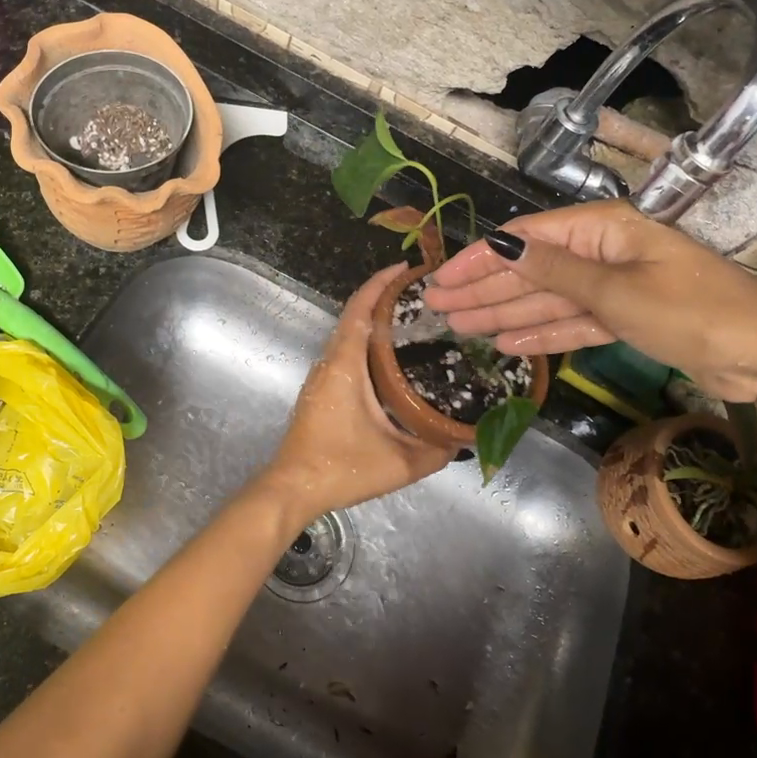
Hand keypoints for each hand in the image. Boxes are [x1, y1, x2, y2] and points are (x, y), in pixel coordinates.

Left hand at [259, 263, 455, 519]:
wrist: (293, 488)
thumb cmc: (341, 468)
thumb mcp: (398, 463)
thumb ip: (435, 450)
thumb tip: (464, 440)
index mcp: (345, 365)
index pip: (360, 310)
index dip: (380, 284)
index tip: (406, 269)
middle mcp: (331, 363)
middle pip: (354, 316)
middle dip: (382, 297)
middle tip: (420, 295)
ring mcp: (322, 377)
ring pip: (348, 335)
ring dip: (373, 321)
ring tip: (411, 320)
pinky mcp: (321, 392)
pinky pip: (345, 353)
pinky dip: (366, 342)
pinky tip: (390, 359)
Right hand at [421, 200, 756, 401]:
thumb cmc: (693, 313)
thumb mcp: (617, 292)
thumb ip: (554, 272)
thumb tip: (500, 243)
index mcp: (605, 230)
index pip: (529, 238)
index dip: (482, 258)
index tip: (442, 277)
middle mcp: (607, 252)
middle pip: (534, 269)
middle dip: (486, 288)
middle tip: (438, 307)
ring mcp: (618, 287)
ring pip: (550, 298)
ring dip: (506, 312)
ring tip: (460, 327)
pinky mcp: (629, 320)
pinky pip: (574, 322)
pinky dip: (542, 333)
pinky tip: (507, 343)